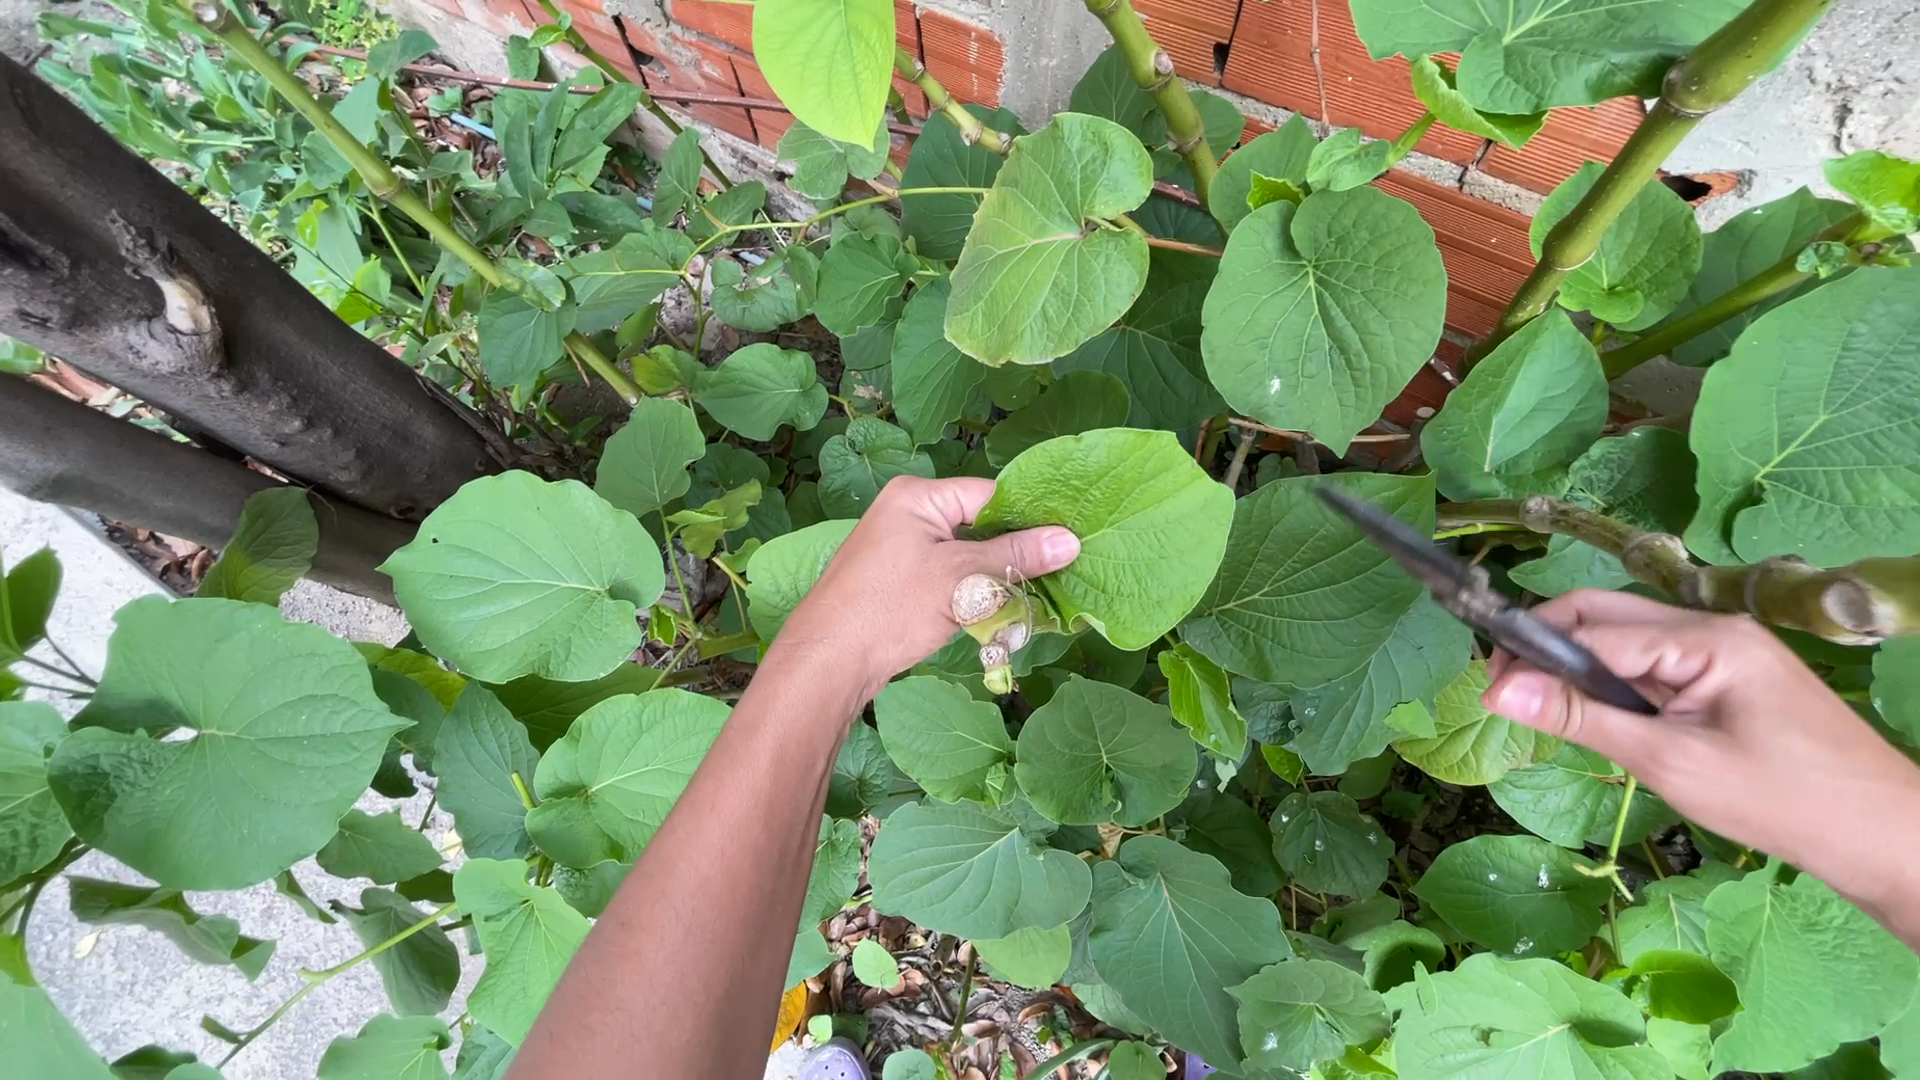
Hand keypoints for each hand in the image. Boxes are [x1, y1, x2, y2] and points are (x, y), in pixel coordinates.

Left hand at [771, 476, 1080, 703]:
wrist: (828, 661)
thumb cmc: (891, 607)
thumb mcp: (961, 579)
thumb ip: (1016, 556)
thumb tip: (1071, 540)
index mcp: (918, 496)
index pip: (990, 495)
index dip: (1031, 517)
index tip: (1070, 539)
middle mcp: (908, 513)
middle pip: (980, 526)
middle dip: (1014, 553)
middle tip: (1060, 573)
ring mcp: (902, 549)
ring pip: (967, 556)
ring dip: (996, 578)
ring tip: (1036, 598)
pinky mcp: (901, 581)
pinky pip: (949, 578)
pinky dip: (973, 594)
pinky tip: (1000, 614)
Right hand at [1482, 589, 1919, 914]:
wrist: (1892, 843)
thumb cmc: (1782, 802)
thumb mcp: (1667, 761)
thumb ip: (1579, 718)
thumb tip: (1493, 691)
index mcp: (1706, 638)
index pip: (1592, 630)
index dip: (1533, 656)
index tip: (1491, 692)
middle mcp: (1709, 628)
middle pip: (1599, 613)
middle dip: (1544, 645)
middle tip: (1509, 691)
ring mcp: (1717, 648)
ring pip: (1615, 634)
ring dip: (1572, 663)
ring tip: (1547, 706)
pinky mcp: (1718, 673)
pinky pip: (1640, 659)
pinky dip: (1604, 679)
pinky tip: (1594, 711)